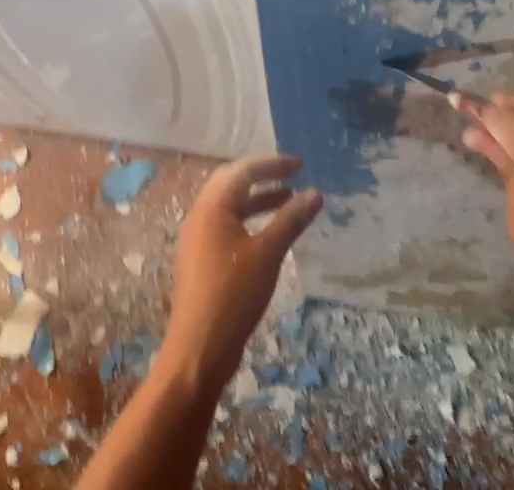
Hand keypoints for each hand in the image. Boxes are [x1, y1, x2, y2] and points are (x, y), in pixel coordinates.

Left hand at [161, 156, 322, 390]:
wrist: (199, 348)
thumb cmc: (234, 294)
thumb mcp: (268, 253)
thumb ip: (291, 220)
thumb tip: (315, 194)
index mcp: (211, 208)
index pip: (242, 172)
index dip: (273, 165)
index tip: (301, 165)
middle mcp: (199, 217)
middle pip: (231, 184)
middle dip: (262, 177)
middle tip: (292, 176)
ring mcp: (198, 240)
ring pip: (229, 207)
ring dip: (258, 200)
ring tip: (289, 200)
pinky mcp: (201, 260)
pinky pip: (227, 226)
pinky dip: (250, 220)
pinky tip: (270, 233)